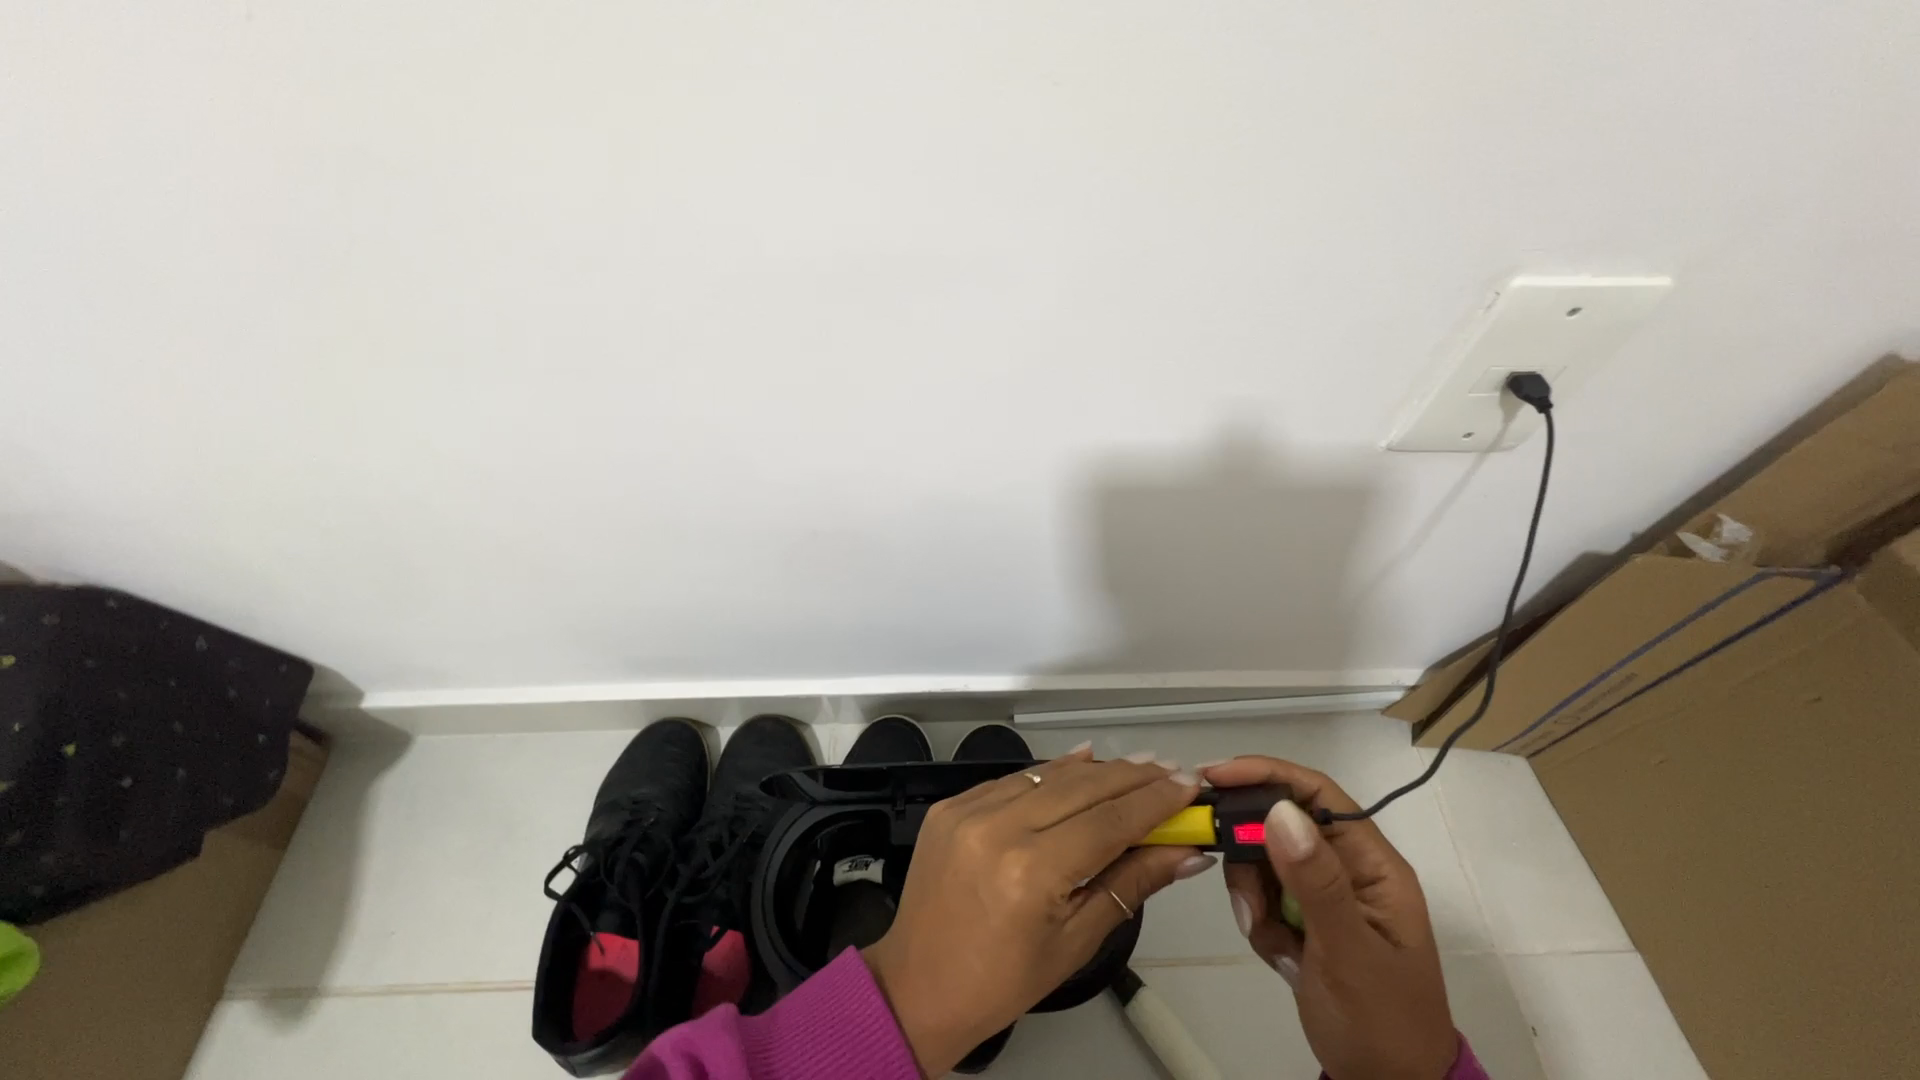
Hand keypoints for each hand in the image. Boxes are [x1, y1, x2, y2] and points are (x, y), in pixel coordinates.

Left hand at [863, 749, 1212, 1076]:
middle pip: (1081, 788)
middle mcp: (998, 828)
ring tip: (1136, 766)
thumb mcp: (1076, 941)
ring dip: (1094, 770)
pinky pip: (1012, 780)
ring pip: (1046, 776)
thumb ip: (1131, 884)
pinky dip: (1049, 773)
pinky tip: (1080, 763)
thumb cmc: (1003, 980)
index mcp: (1031, 871)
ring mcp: (967, 812)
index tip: (1189, 785)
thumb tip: (1187, 853)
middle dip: (1131, 777)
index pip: (1108, 821)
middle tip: (1170, 770)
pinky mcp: (949, 807)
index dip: (1154, 801)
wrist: (919, 986)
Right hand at [1203, 757, 1457, 1079]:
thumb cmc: (1379, 1020)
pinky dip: (1259, 922)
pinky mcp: (1303, 919)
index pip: (1316, 794)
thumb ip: (1314, 880)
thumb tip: (1278, 809)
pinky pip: (1261, 897)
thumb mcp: (1347, 951)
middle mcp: (1347, 868)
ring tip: (1271, 941)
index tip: (1214, 776)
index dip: (1266, 775)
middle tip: (1247, 902)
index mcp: (1372, 864)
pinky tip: (1281, 957)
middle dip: (1252, 858)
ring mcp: (1323, 894)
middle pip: (1279, 825)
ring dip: (1254, 898)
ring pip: (1263, 862)